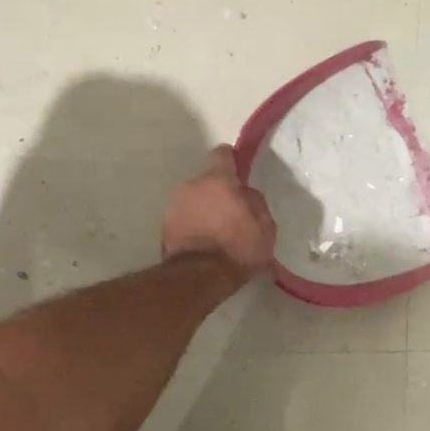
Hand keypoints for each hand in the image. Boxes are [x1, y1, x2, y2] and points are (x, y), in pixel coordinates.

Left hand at [162, 145, 275, 282]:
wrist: (198, 276)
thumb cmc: (237, 248)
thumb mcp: (265, 227)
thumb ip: (256, 203)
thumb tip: (246, 194)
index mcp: (218, 180)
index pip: (222, 154)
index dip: (232, 161)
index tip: (239, 173)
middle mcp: (192, 185)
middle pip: (208, 181)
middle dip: (219, 192)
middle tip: (233, 213)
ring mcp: (174, 204)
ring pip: (195, 199)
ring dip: (205, 209)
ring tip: (218, 232)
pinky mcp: (164, 225)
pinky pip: (184, 217)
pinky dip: (194, 225)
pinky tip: (205, 242)